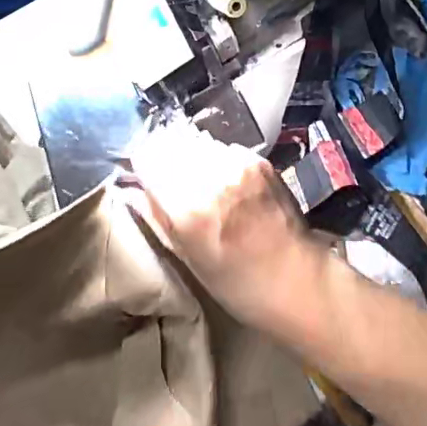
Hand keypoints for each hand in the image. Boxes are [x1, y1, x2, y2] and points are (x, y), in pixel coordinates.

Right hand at [128, 126, 322, 328]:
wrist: (295, 277)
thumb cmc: (236, 283)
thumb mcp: (188, 259)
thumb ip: (157, 217)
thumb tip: (131, 188)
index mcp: (189, 209)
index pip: (149, 160)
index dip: (143, 164)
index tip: (143, 172)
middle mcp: (212, 178)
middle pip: (172, 145)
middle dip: (167, 158)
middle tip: (171, 179)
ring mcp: (237, 165)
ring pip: (198, 143)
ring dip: (193, 157)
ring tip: (200, 182)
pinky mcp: (257, 160)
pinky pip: (224, 150)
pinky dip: (219, 161)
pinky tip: (227, 183)